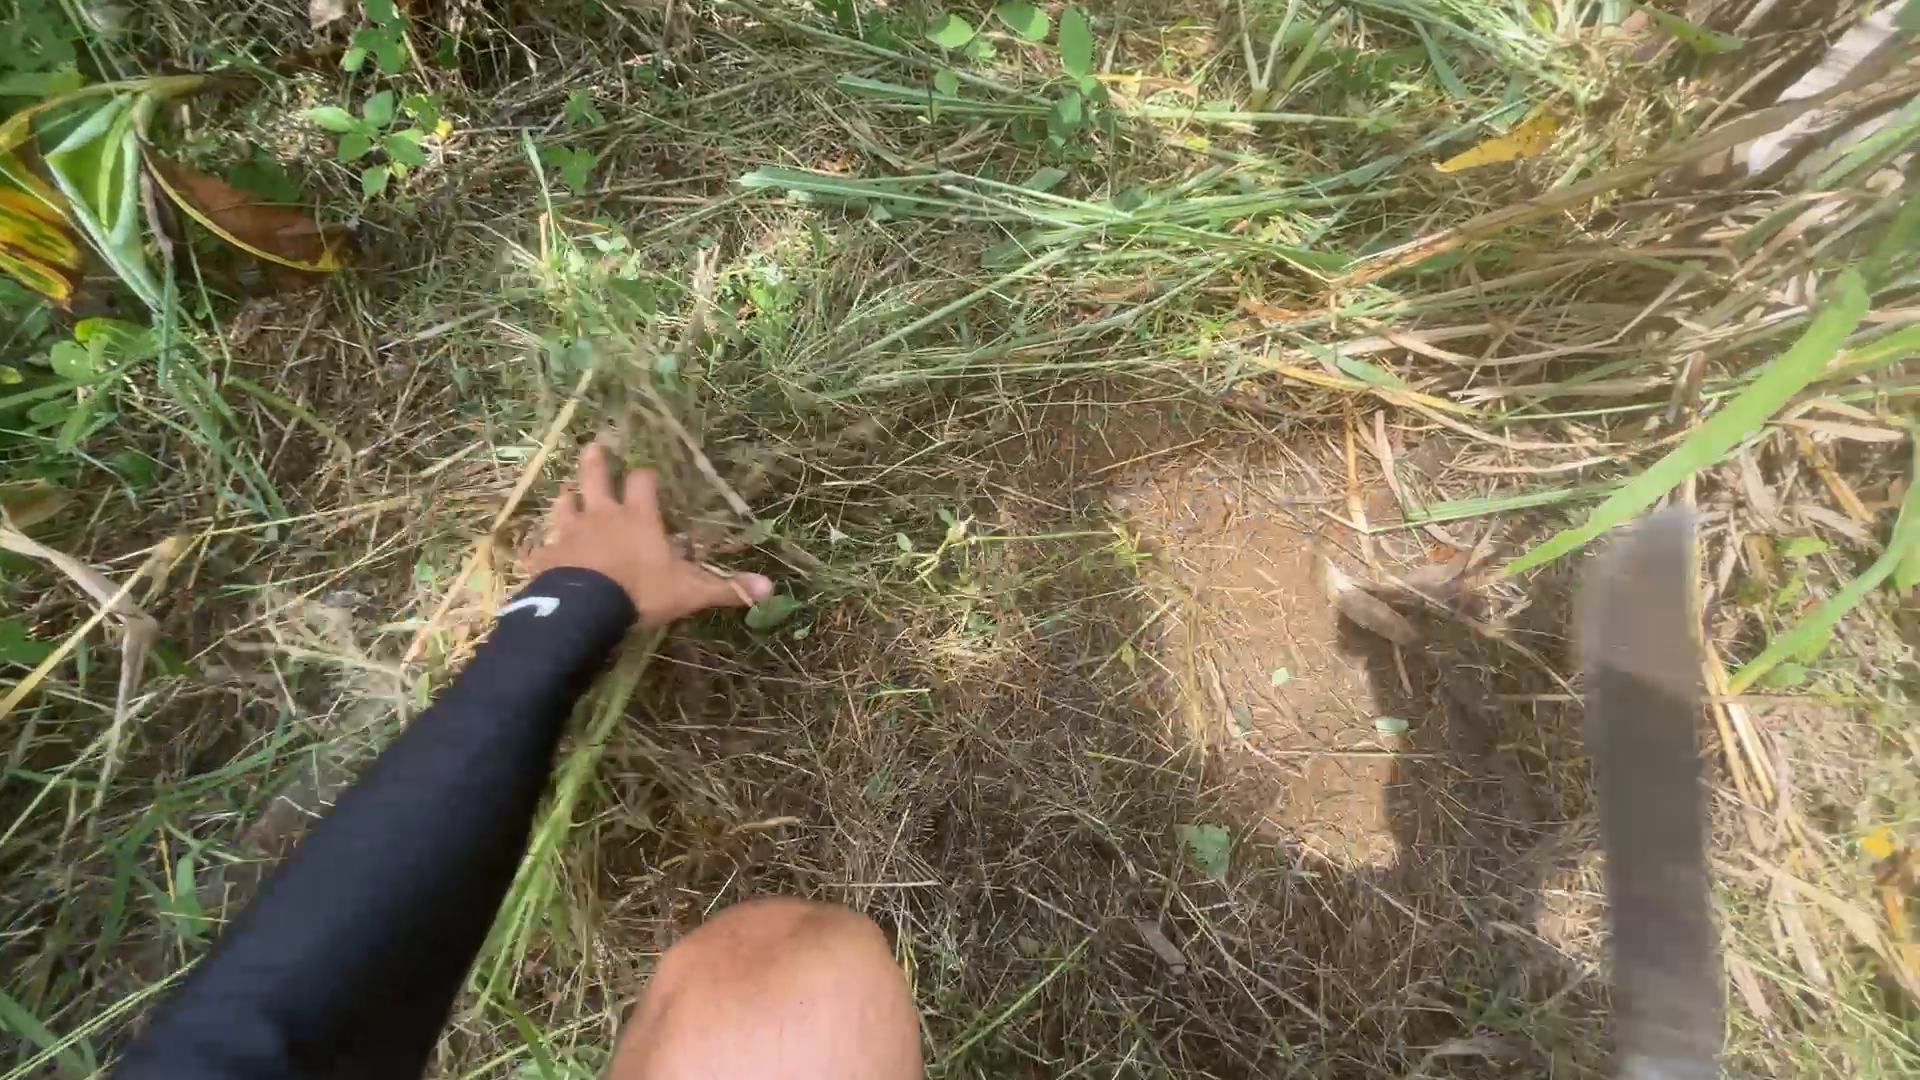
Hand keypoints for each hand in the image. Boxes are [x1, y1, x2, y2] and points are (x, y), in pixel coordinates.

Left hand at [530, 443, 773, 627]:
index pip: (643, 482)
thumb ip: (726, 588)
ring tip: (568, 491)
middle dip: (597, 462)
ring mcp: (572, 532)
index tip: (649, 471)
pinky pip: (545, 541)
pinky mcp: (548, 554)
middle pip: (596, 477)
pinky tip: (545, 542)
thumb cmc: (641, 591)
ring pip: (566, 503)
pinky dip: (547, 539)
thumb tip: (770, 589)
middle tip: (595, 446)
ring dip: (569, 496)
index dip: (647, 475)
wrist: (583, 610)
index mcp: (639, 518)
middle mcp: (604, 516)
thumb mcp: (690, 591)